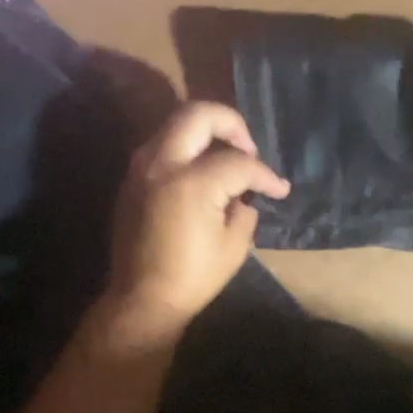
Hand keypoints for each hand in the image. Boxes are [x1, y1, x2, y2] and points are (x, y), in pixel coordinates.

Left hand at [106, 102, 290, 336]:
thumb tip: (242, 197)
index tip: (279, 189)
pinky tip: (202, 175)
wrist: (143, 298)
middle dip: (231, 124)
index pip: (239, 162)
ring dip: (205, 133)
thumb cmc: (193, 277)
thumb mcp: (234, 247)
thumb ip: (244, 210)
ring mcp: (142, 168)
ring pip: (176, 125)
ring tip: (226, 159)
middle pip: (199, 114)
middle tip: (248, 148)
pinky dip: (187, 150)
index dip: (265, 175)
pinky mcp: (133, 179)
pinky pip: (163, 147)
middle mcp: (163, 163)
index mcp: (192, 182)